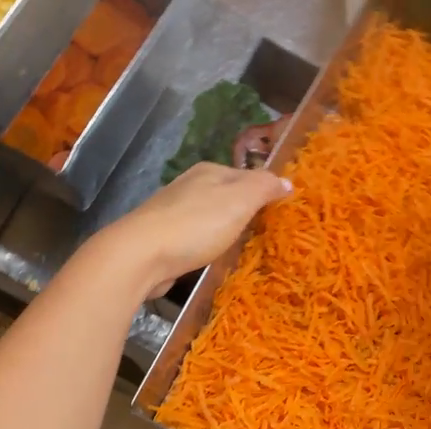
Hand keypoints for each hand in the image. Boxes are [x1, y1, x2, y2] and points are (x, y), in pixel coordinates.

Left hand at [94, 162, 292, 295]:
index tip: (282, 211)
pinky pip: (196, 233)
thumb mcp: (238, 201)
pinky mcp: (166, 235)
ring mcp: (175, 209)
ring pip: (211, 213)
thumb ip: (263, 188)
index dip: (266, 191)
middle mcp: (191, 184)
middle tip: (266, 230)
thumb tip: (287, 181)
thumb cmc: (196, 226)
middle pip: (228, 193)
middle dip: (246, 208)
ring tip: (243, 244)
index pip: (248, 175)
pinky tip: (213, 253)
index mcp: (210, 172)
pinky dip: (208, 240)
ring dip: (226, 225)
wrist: (143, 253)